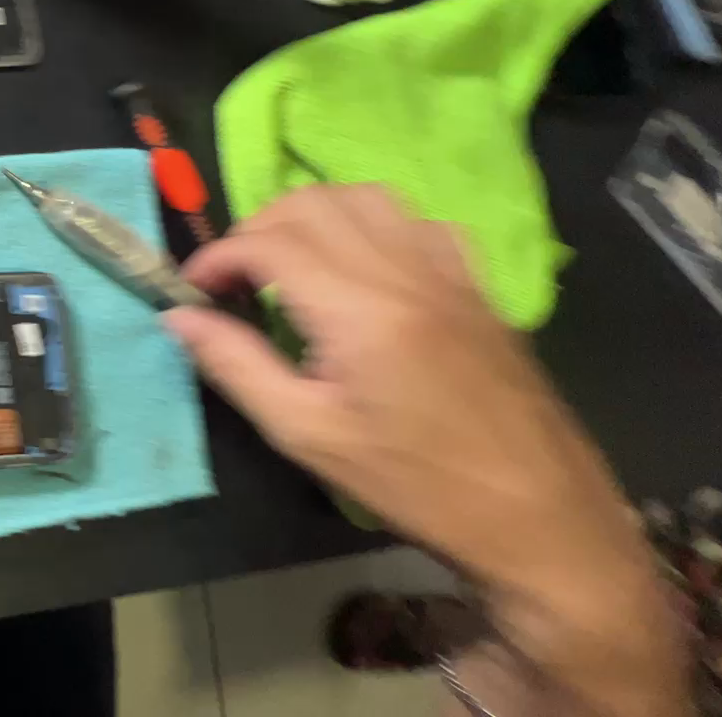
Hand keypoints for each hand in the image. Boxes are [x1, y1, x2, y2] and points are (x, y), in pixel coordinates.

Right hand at [164, 185, 686, 716]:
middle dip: (252, 230)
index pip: (266, 243)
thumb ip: (234, 364)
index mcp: (360, 312)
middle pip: (308, 204)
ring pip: (362, 198)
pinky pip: (414, 220)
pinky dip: (367, 223)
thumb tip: (176, 317)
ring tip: (284, 263)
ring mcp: (449, 276)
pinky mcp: (476, 288)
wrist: (546, 523)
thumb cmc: (414, 484)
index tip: (191, 292)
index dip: (214, 257)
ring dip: (306, 216)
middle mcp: (406, 276)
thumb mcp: (304, 434)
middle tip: (234, 280)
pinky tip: (354, 265)